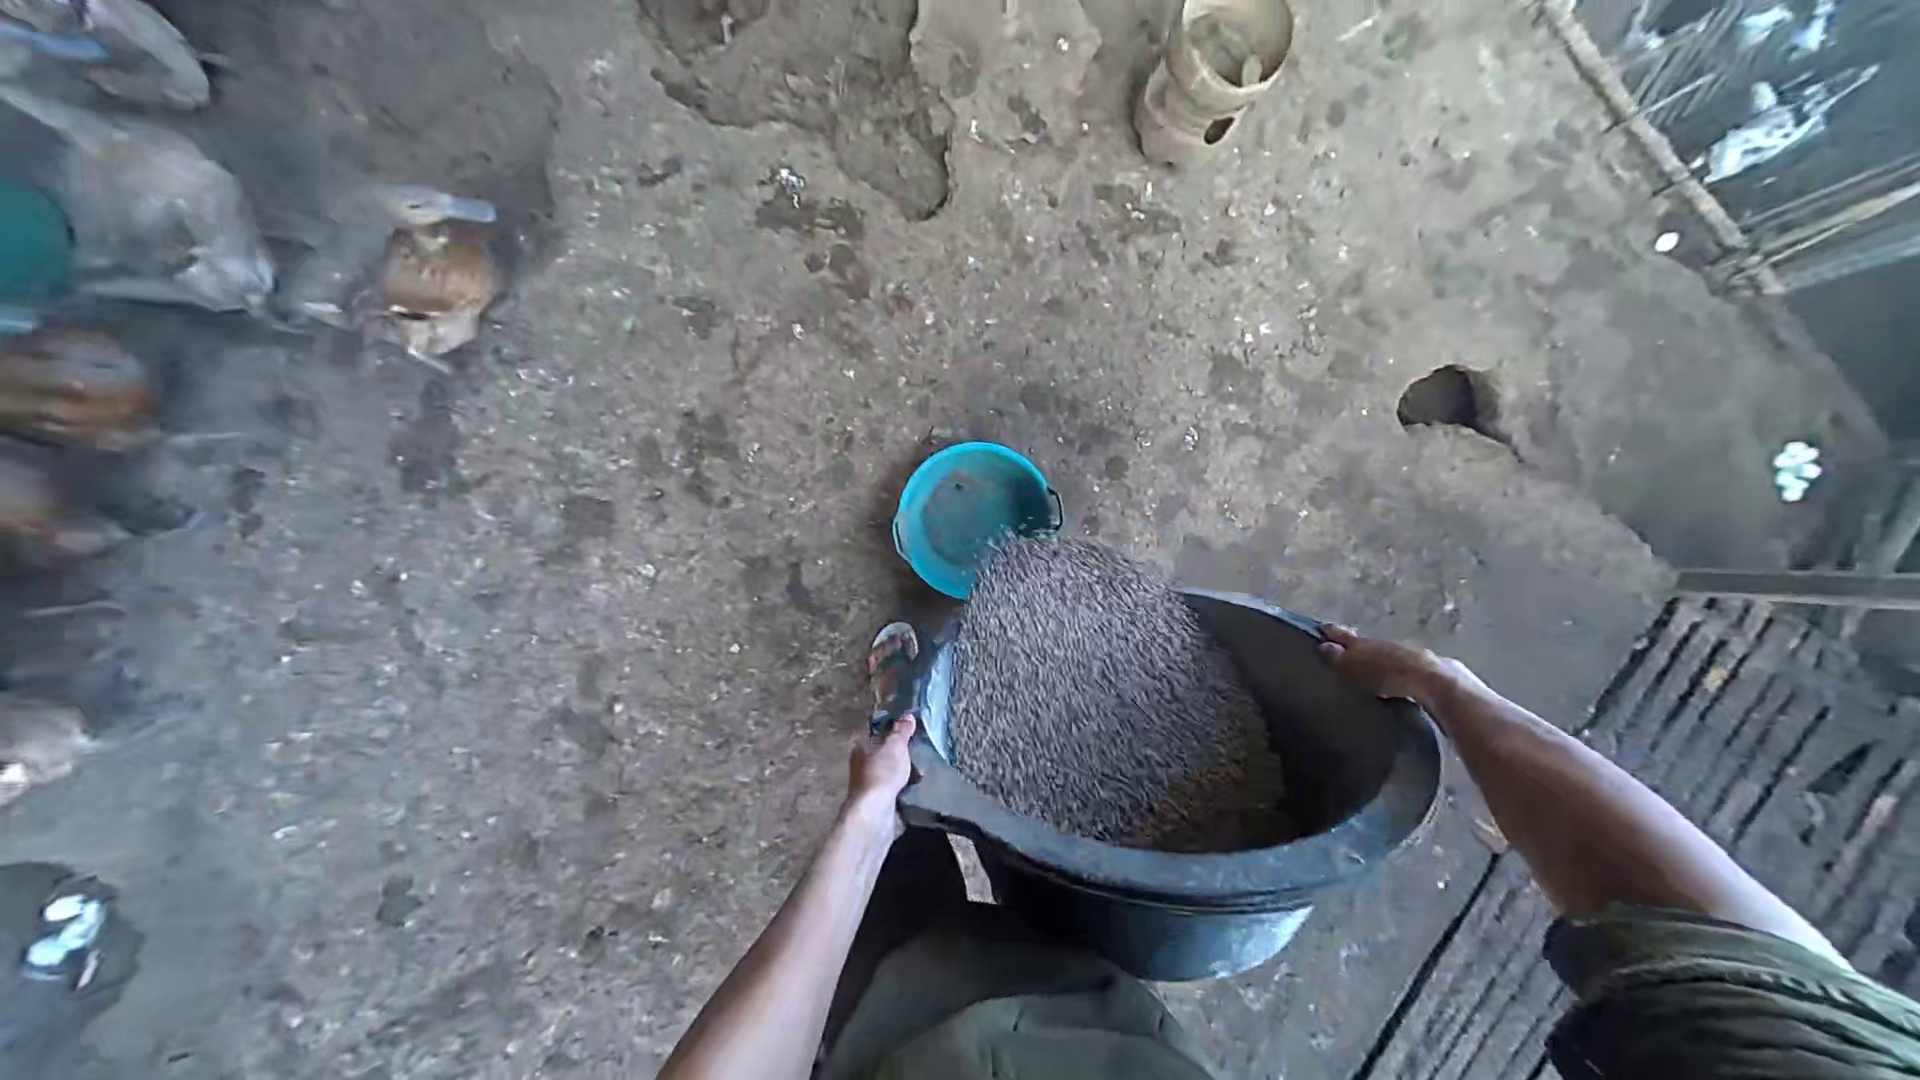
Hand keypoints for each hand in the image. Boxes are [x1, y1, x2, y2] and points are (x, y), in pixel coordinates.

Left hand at [842, 714, 915, 838]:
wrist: (875, 813)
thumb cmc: (882, 772)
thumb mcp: (895, 746)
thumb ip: (901, 731)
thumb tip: (907, 716)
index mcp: (861, 747)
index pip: (876, 731)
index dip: (892, 727)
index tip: (911, 726)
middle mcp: (861, 765)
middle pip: (882, 752)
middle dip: (899, 751)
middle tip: (922, 746)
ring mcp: (869, 786)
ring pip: (889, 772)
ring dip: (903, 771)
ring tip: (925, 766)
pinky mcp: (878, 803)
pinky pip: (894, 789)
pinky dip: (905, 787)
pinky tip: (918, 786)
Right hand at [1317, 624, 1472, 703]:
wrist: (1432, 679)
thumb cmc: (1384, 673)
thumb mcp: (1351, 667)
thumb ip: (1336, 657)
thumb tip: (1323, 646)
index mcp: (1360, 642)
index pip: (1340, 633)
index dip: (1330, 631)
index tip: (1321, 627)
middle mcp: (1381, 642)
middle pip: (1363, 641)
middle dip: (1353, 643)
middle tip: (1343, 647)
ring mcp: (1404, 651)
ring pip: (1384, 651)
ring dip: (1376, 657)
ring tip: (1369, 667)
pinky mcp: (1424, 665)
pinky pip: (1402, 664)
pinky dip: (1394, 668)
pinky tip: (1394, 678)